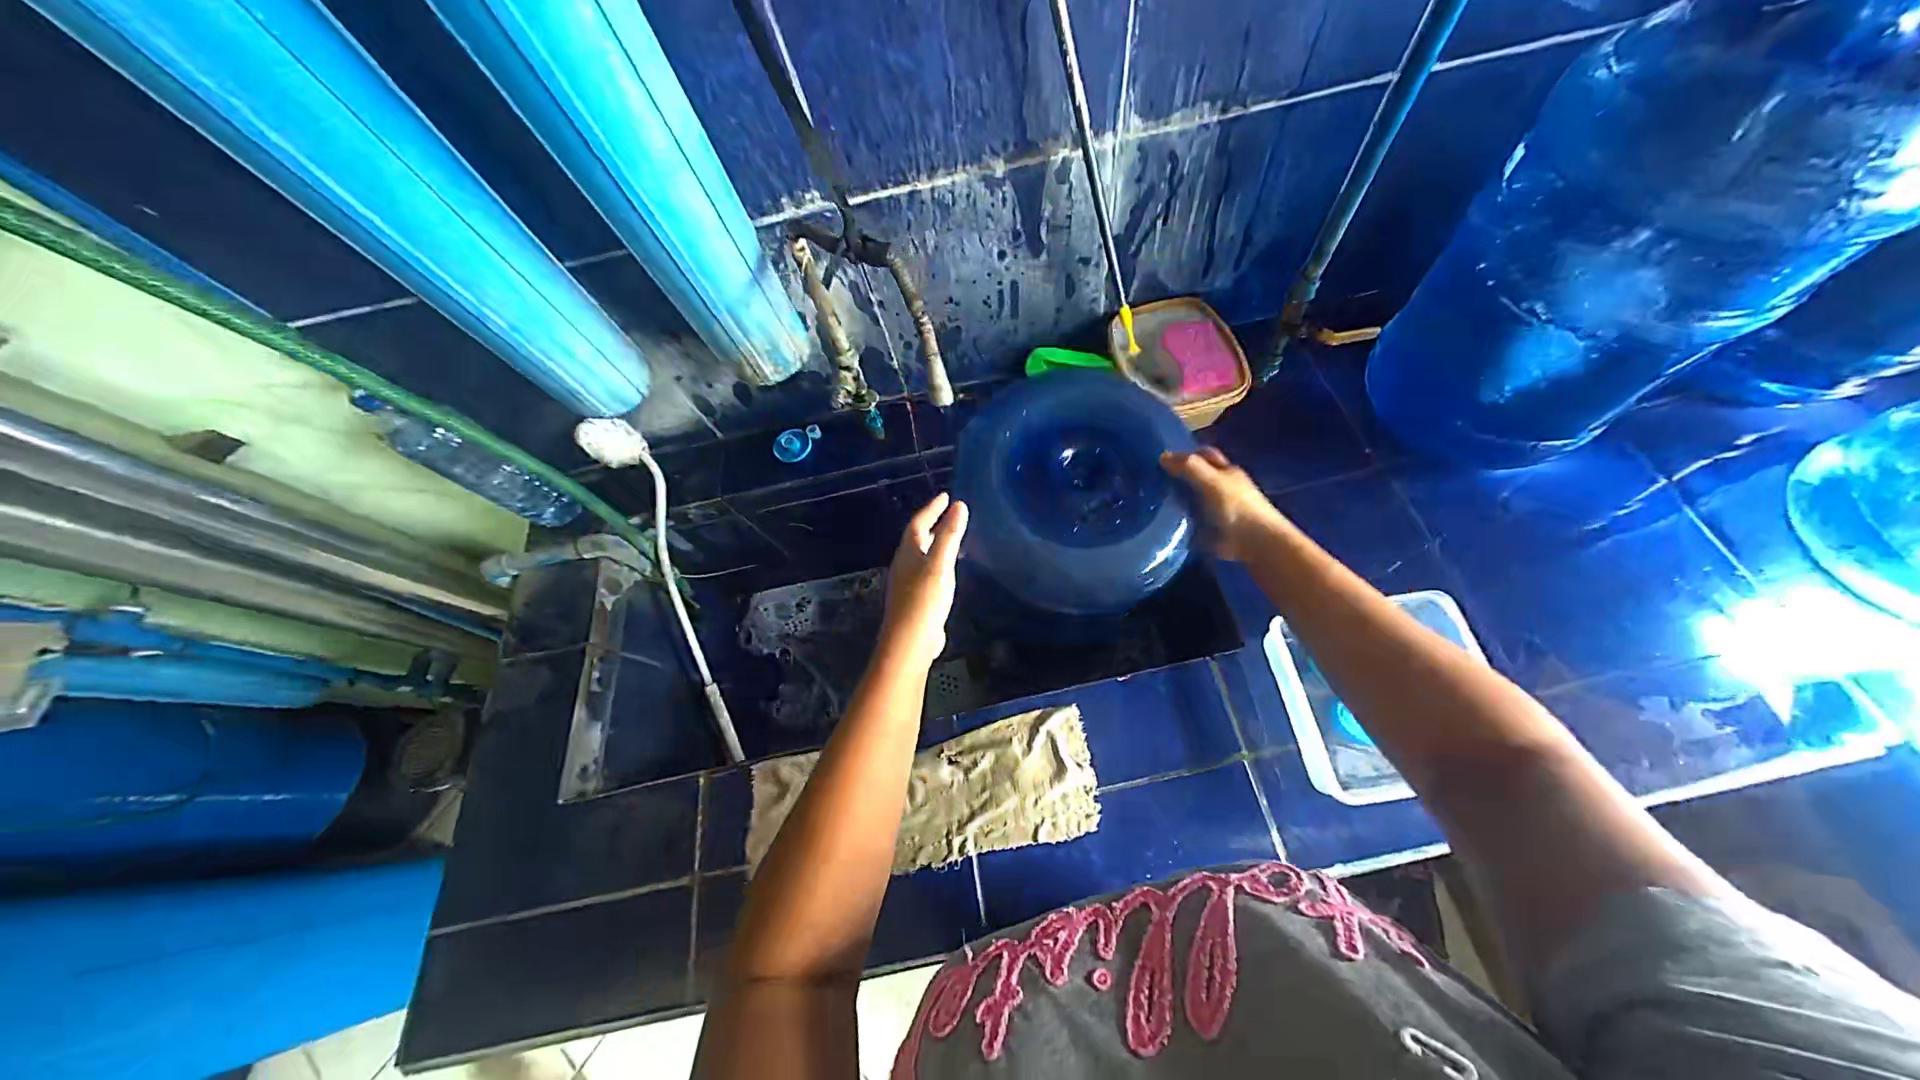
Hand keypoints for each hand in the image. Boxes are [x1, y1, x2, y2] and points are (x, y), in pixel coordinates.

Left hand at [880, 492, 968, 666]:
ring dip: (936, 542)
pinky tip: (949, 570)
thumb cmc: (924, 600)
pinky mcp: (914, 599)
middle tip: (951, 512)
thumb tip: (959, 506)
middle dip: (934, 523)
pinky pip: (927, 571)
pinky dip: (938, 562)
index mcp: (908, 552)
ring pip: (922, 554)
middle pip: (918, 537)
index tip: (947, 496)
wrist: (909, 642)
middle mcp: (904, 564)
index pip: (918, 522)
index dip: (932, 508)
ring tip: (954, 537)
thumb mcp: (940, 564)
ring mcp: (907, 583)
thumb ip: (950, 536)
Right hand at [1161, 447, 1286, 560]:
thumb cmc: (1235, 506)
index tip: (1161, 460)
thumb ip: (1189, 467)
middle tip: (1152, 480)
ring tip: (1152, 499)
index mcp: (1226, 472)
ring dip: (1176, 499)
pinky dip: (1179, 519)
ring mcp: (1217, 510)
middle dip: (1178, 477)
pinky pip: (1190, 520)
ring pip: (1192, 499)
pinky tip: (1163, 520)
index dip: (1185, 455)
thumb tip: (1162, 456)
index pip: (1203, 456)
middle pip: (1197, 477)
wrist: (1254, 542)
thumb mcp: (1211, 481)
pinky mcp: (1211, 530)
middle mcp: (1222, 488)